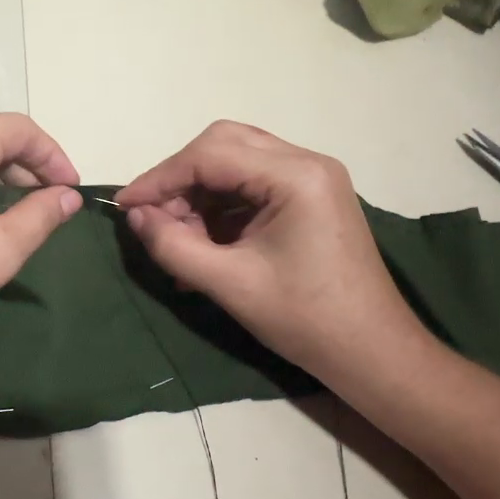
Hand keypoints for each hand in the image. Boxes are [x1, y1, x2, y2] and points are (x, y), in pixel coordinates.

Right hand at [114, 121, 431, 381]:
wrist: (373, 354)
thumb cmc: (306, 320)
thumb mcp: (229, 284)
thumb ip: (174, 245)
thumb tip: (136, 216)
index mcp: (296, 176)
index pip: (210, 155)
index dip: (161, 178)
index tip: (126, 206)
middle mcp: (307, 162)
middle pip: (223, 144)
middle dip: (180, 179)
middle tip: (154, 218)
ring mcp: (312, 177)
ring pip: (234, 160)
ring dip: (198, 192)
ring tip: (178, 237)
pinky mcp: (309, 196)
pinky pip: (250, 182)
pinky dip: (220, 205)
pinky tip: (203, 241)